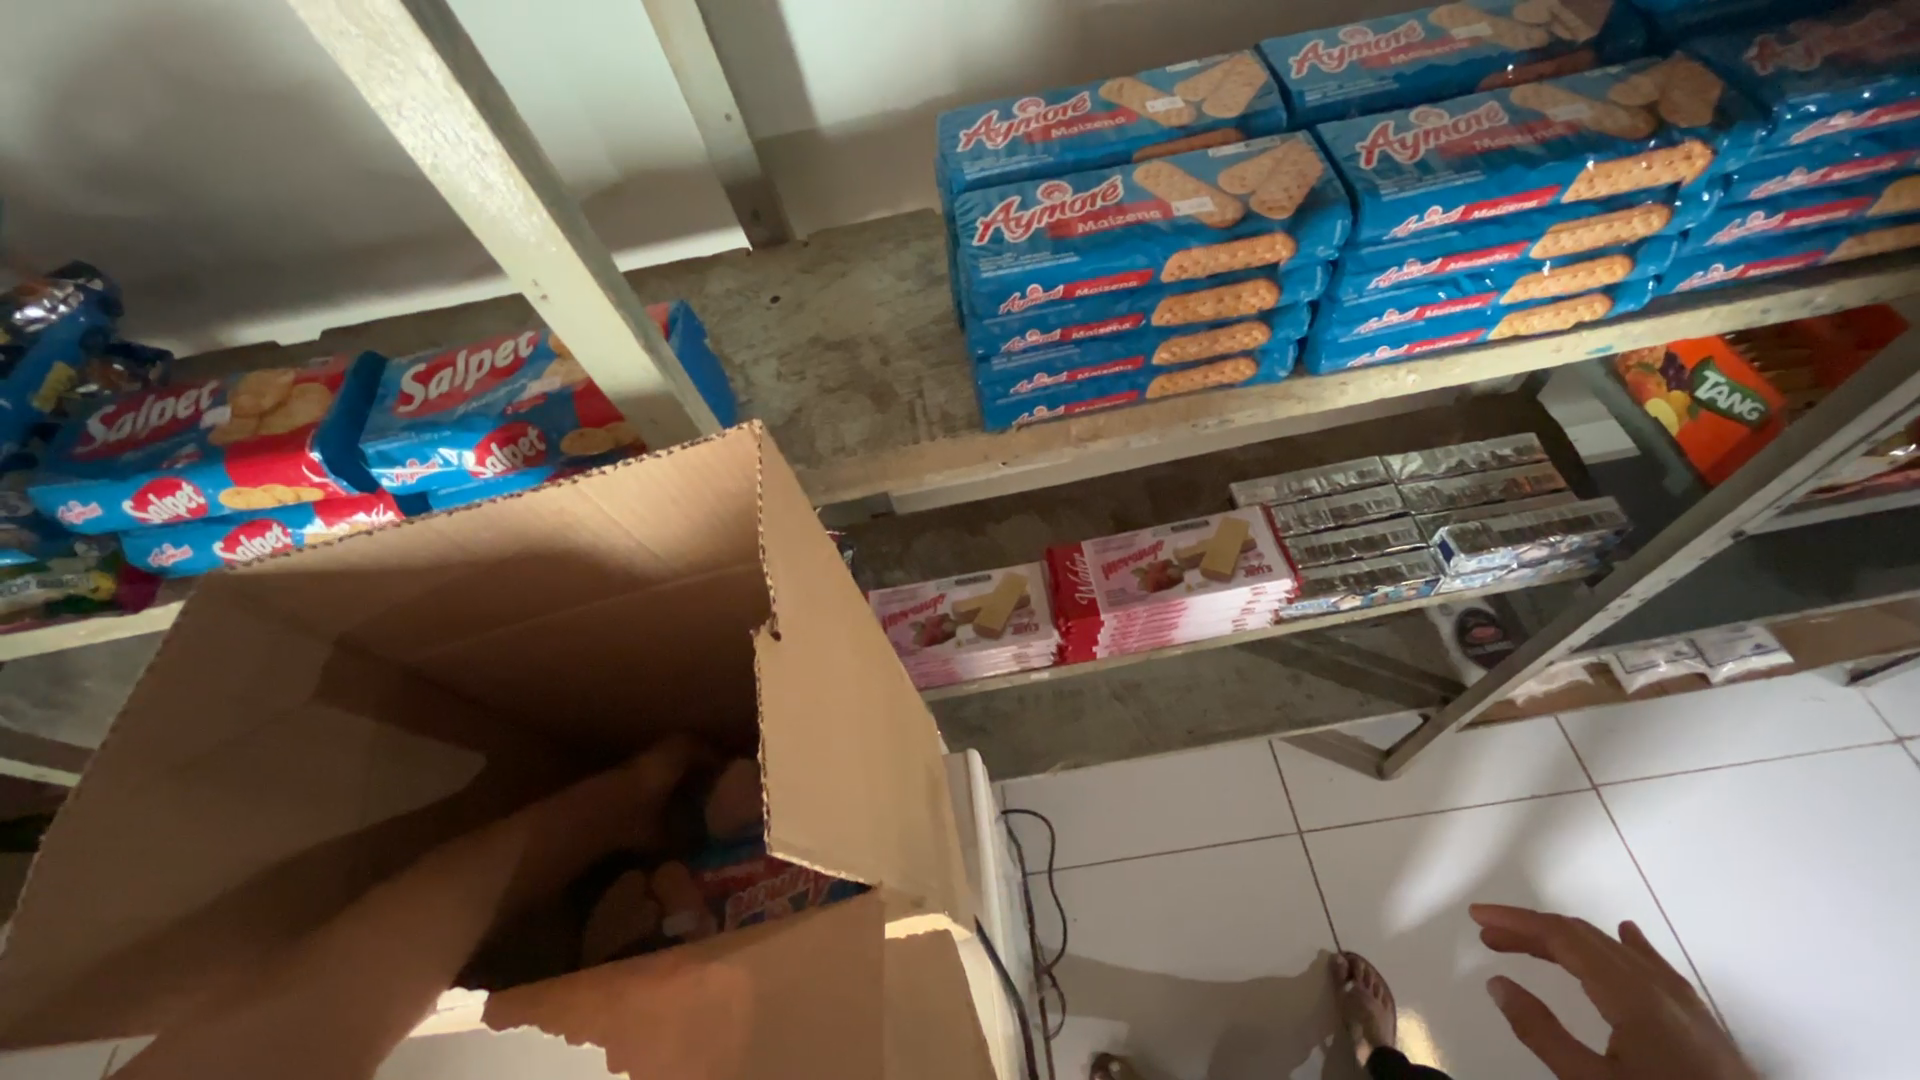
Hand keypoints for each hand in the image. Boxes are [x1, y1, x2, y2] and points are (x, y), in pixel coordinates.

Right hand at [1471, 904, 1757, 1079]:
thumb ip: (1542, 1032)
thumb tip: (1497, 984)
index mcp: (1631, 994)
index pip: (1562, 937)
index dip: (1515, 921)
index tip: (1476, 916)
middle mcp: (1658, 987)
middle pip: (1585, 938)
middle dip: (1531, 930)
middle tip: (1488, 936)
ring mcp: (1685, 1003)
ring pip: (1615, 950)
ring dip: (1566, 940)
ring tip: (1527, 943)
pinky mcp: (1700, 1022)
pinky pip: (1654, 967)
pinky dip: (1624, 946)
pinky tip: (1625, 935)